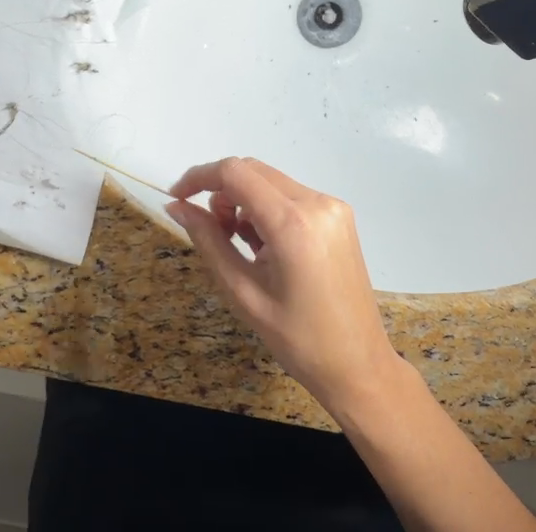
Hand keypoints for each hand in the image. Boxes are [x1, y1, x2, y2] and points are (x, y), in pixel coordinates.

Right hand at [166, 157, 402, 409]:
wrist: (358, 365)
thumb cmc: (297, 339)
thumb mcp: (242, 292)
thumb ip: (208, 241)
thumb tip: (176, 207)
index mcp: (292, 223)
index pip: (234, 173)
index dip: (199, 177)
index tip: (177, 198)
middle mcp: (317, 203)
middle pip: (252, 170)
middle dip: (221, 192)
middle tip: (211, 232)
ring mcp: (333, 207)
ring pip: (270, 181)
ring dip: (244, 202)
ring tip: (243, 248)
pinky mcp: (339, 215)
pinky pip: (291, 195)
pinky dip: (267, 209)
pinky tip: (267, 248)